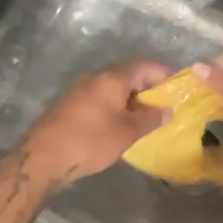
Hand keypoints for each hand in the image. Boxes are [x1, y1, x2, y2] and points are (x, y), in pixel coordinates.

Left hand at [24, 61, 171, 185]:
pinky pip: (100, 100)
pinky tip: (121, 126)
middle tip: (165, 106)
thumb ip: (150, 119)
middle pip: (128, 76)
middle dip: (148, 89)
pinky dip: (115, 108)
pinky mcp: (70, 106)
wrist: (44, 156)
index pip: (144, 66)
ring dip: (131, 100)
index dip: (163, 73)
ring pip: (113, 89)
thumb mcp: (127, 132)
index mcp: (112, 79)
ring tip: (146, 119)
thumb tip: (167, 110)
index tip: (178, 87)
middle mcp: (95, 78)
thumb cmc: (90, 140)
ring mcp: (80, 91)